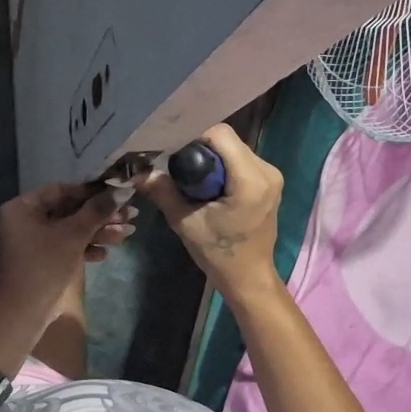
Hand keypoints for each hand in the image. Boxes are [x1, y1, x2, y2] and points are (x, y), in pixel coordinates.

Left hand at [0, 183, 133, 322]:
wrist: (25, 312)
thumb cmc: (45, 266)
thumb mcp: (73, 235)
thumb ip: (97, 211)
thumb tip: (123, 190)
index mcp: (22, 207)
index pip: (61, 191)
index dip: (91, 192)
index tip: (118, 194)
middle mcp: (24, 220)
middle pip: (69, 211)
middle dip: (100, 216)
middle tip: (131, 215)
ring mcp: (33, 242)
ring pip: (70, 230)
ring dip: (98, 232)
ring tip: (128, 234)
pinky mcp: (42, 260)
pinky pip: (65, 247)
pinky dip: (85, 248)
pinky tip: (106, 255)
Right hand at [142, 124, 283, 302]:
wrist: (248, 277)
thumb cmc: (220, 254)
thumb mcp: (186, 223)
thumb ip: (163, 192)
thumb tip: (139, 172)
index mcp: (251, 179)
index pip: (220, 134)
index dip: (192, 136)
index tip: (172, 152)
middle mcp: (267, 170)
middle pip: (227, 140)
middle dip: (199, 149)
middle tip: (177, 168)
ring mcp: (271, 174)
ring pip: (232, 148)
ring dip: (209, 158)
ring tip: (189, 178)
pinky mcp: (268, 181)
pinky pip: (239, 160)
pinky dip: (220, 166)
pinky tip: (205, 184)